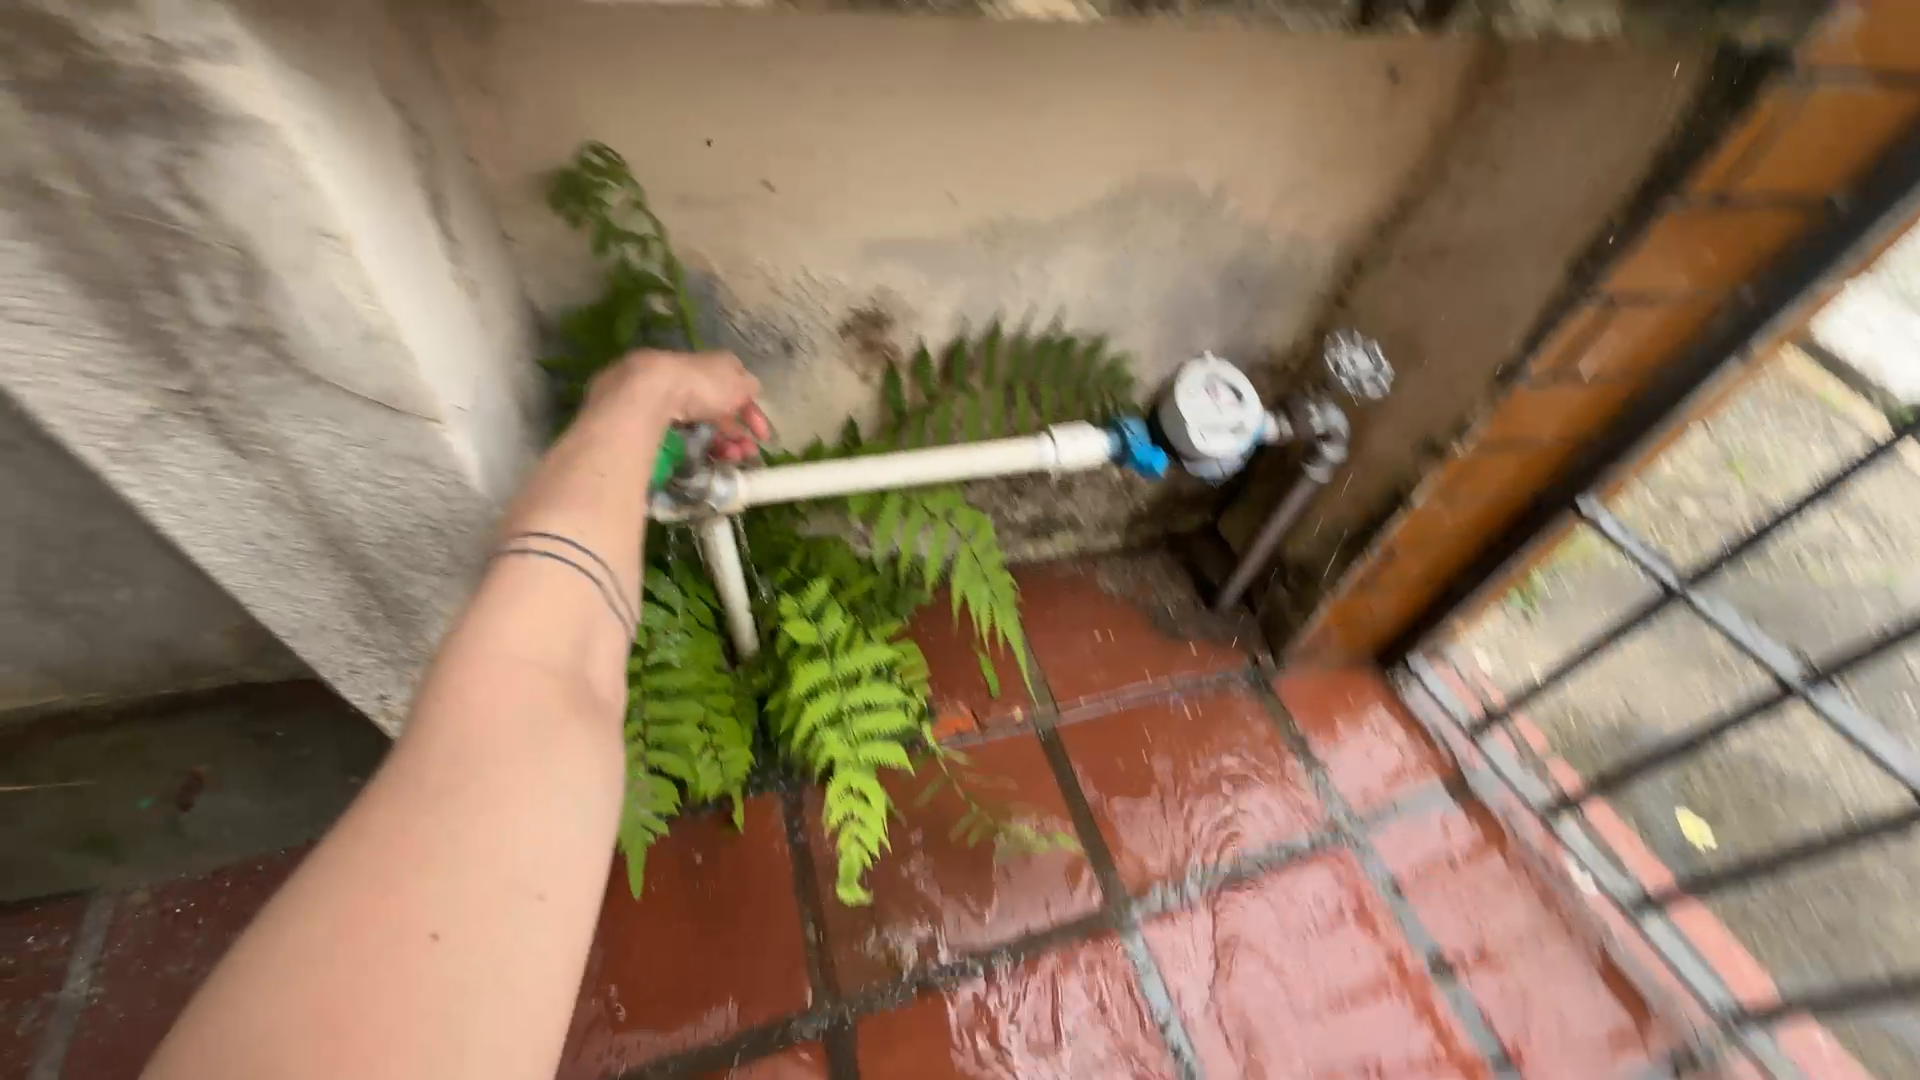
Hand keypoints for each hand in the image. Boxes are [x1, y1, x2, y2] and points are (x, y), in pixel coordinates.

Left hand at [590, 350, 771, 461]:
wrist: (654, 391)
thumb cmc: (704, 384)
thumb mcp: (739, 382)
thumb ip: (750, 387)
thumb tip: (751, 391)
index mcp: (716, 367)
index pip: (740, 392)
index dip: (754, 415)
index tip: (764, 437)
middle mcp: (696, 380)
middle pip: (723, 412)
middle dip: (739, 435)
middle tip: (748, 454)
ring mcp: (676, 398)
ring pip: (706, 426)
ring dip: (725, 444)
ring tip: (732, 459)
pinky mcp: (658, 416)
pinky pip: (687, 435)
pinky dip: (703, 447)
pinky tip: (711, 457)